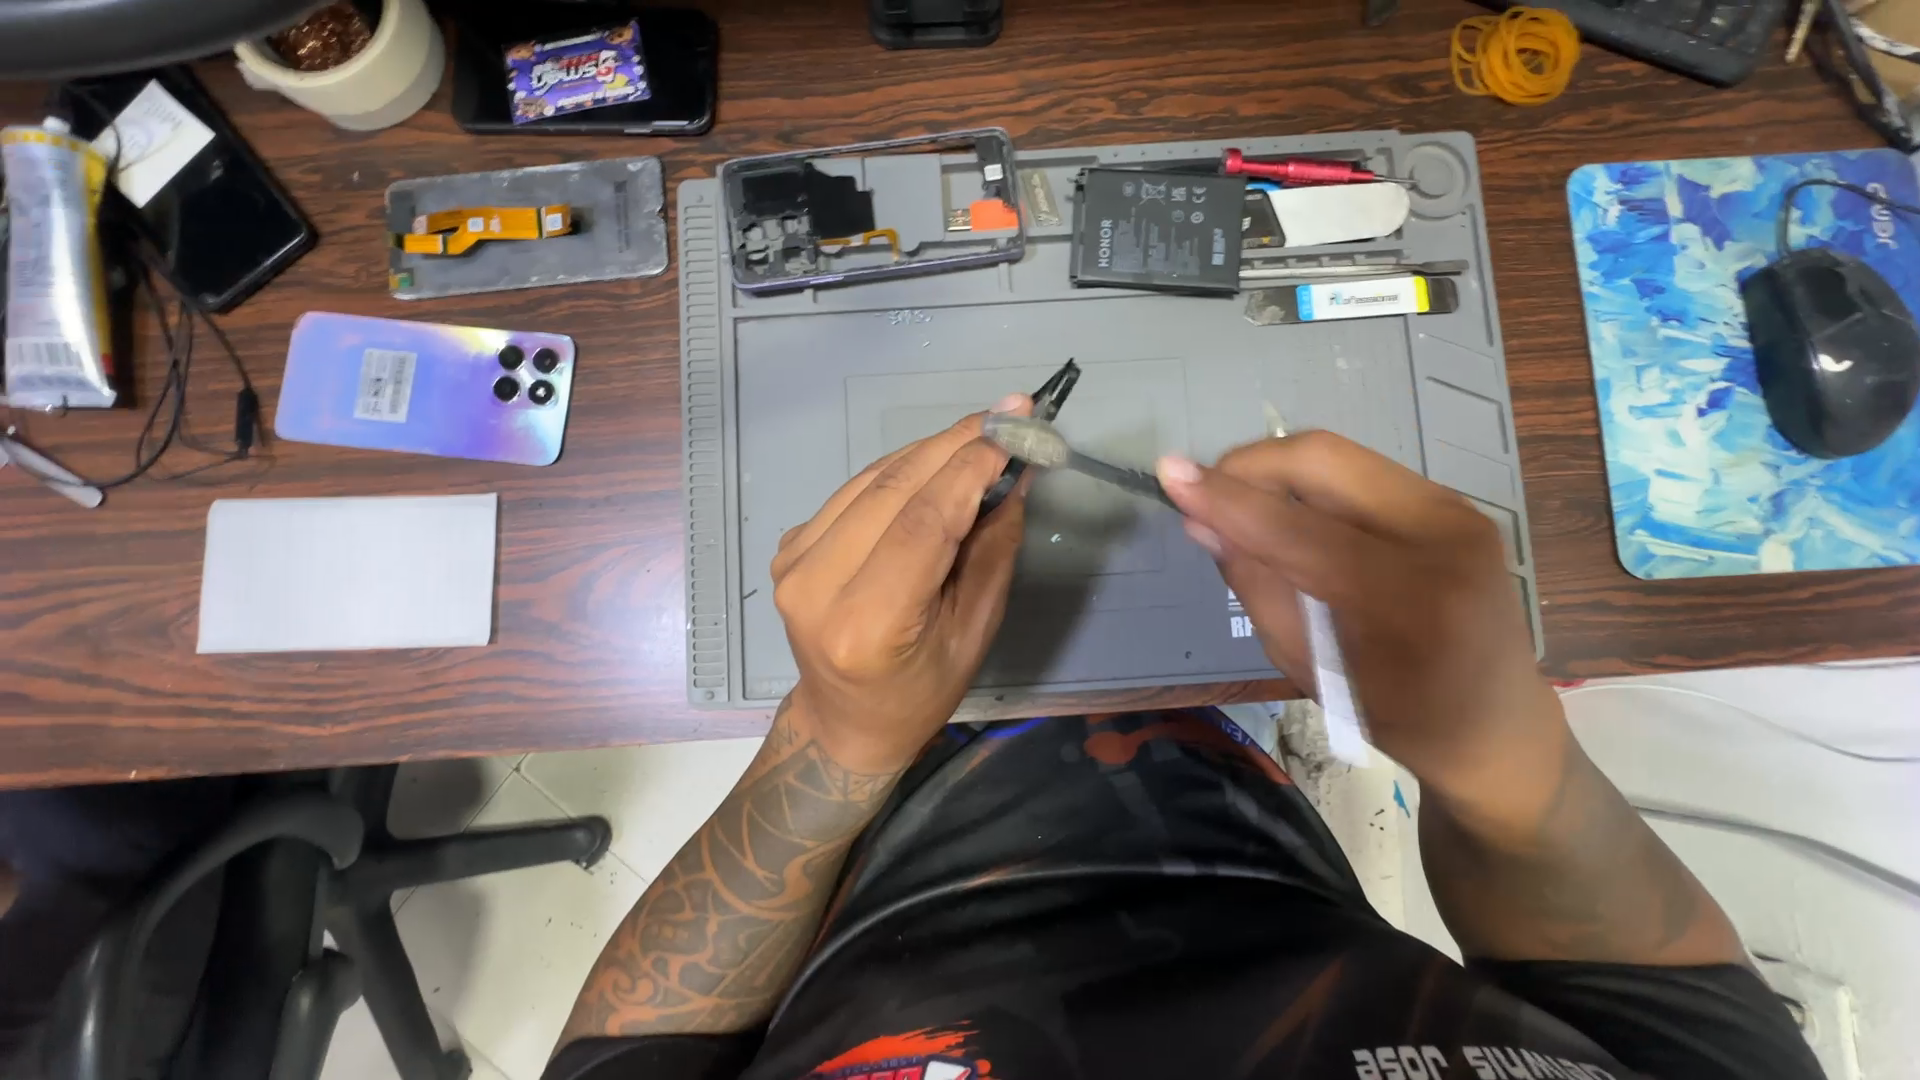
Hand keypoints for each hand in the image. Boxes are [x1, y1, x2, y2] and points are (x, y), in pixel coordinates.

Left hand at [771, 397, 1031, 773]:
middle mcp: (815, 585)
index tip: (1015, 428)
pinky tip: (936, 461)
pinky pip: (853, 492)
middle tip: (1006, 413)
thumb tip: (1014, 476)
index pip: (923, 523)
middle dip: (954, 444)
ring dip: (929, 450)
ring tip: (981, 432)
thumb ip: (992, 550)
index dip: (971, 468)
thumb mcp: (974, 631)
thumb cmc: (920, 692)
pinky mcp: (788, 548)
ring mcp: (793, 563)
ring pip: (871, 480)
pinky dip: (899, 470)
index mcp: (866, 623)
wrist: (843, 721)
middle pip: (893, 489)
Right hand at [1156, 431, 1559, 792]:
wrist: (1493, 723)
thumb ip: (1255, 585)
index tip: (1169, 475)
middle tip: (1207, 495)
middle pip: (1321, 458)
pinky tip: (1288, 515)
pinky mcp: (1450, 502)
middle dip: (1248, 466)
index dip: (1225, 498)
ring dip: (1275, 473)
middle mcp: (1440, 534)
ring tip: (1242, 509)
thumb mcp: (1308, 666)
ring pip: (1337, 456)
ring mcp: (1454, 509)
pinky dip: (1307, 484)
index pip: (1295, 527)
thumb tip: (1202, 523)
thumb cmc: (1395, 713)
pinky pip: (1356, 472)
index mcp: (1407, 597)